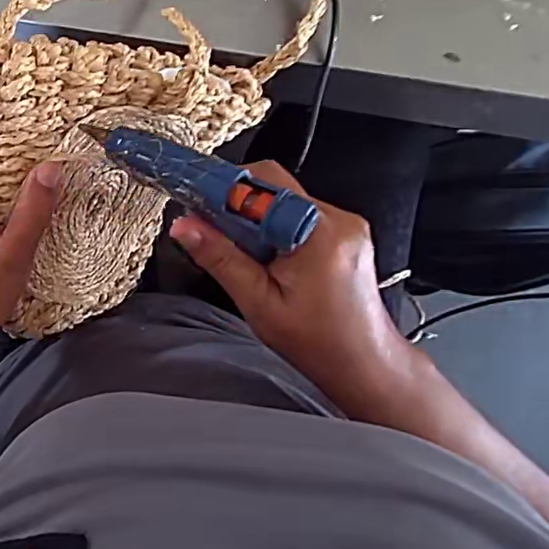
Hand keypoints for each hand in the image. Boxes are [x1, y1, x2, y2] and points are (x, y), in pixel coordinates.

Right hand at [170, 162, 424, 410]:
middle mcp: (337, 221)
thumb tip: (186, 227)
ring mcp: (342, 224)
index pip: (262, 186)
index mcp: (319, 234)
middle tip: (210, 228)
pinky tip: (264, 257)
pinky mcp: (340, 232)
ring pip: (282, 198)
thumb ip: (220, 258)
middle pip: (272, 184)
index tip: (193, 196)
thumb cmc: (320, 342)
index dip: (222, 189)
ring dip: (253, 217)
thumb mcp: (257, 302)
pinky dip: (271, 226)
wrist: (363, 363)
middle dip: (235, 202)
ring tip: (244, 254)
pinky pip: (296, 213)